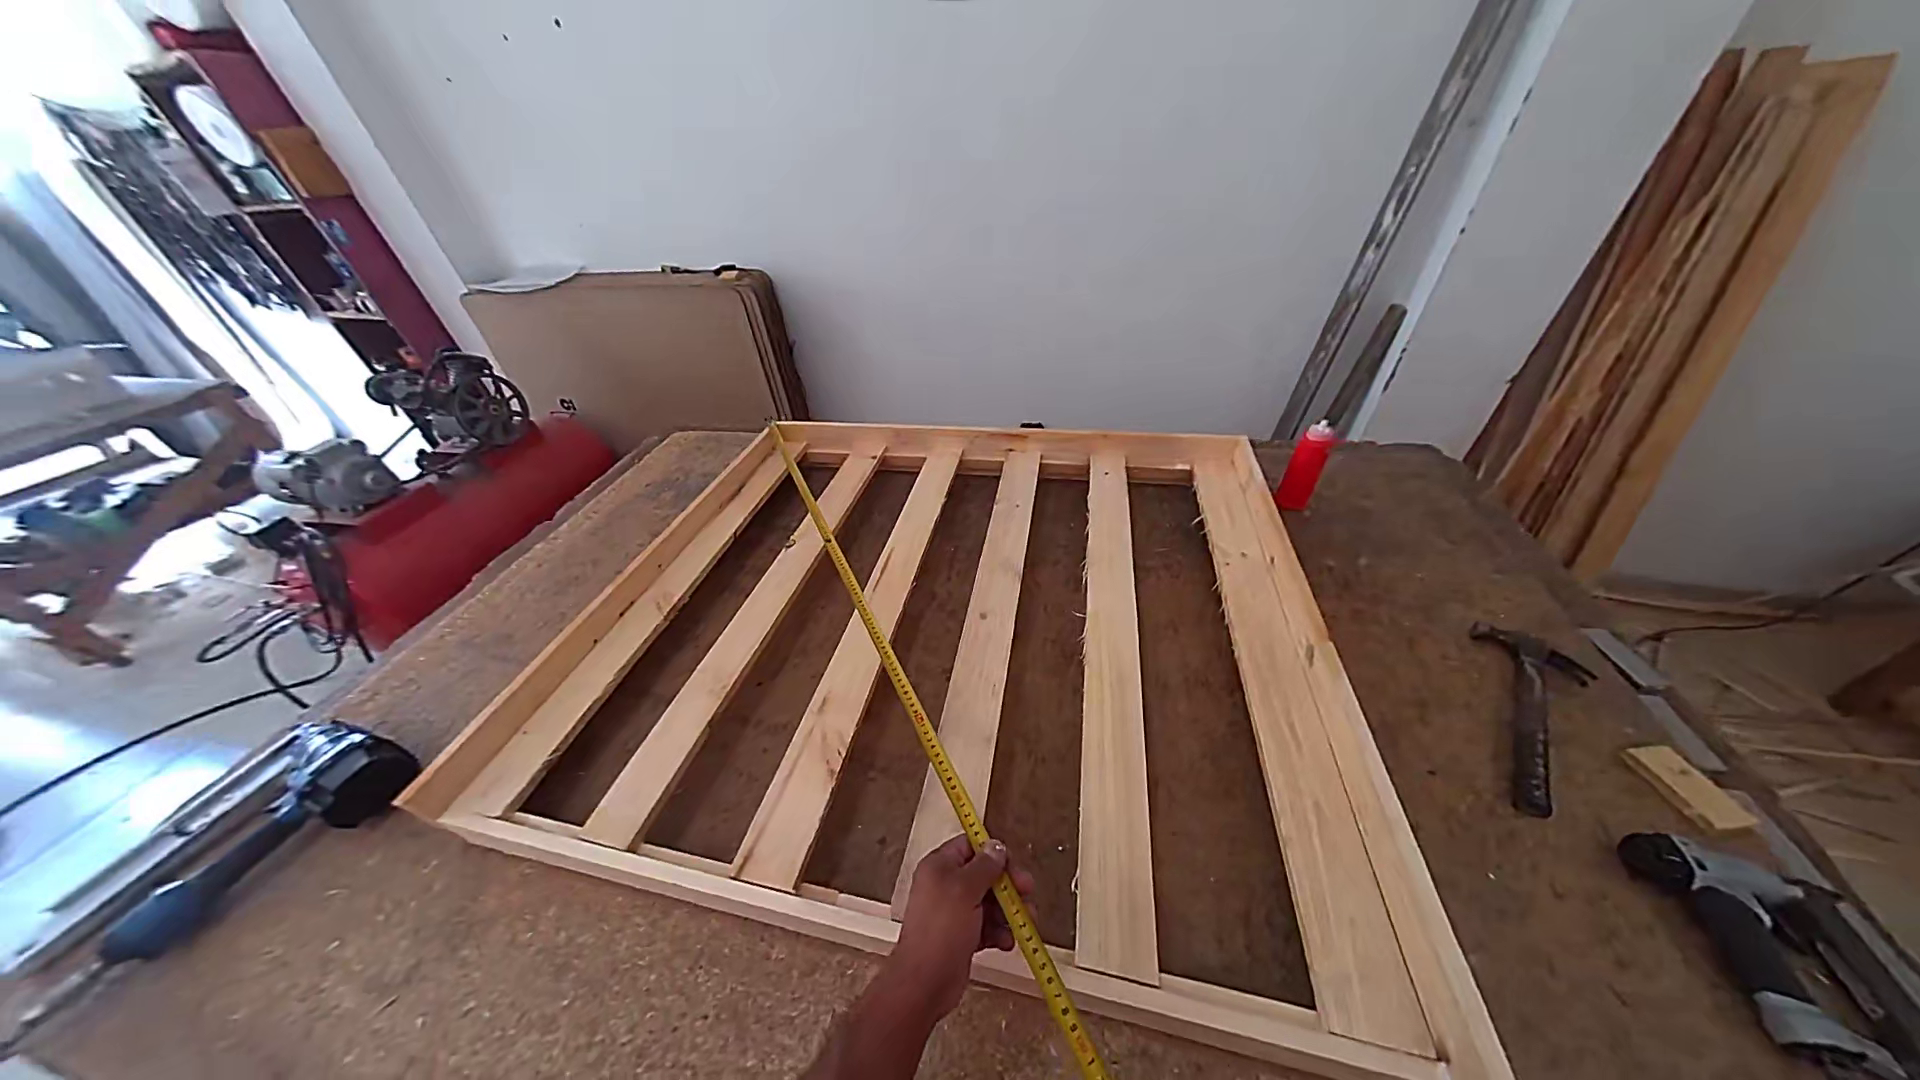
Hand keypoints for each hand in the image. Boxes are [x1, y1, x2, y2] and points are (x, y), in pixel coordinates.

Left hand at [884, 835, 1035, 1020]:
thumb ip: (984, 866)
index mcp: (940, 866)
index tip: (1012, 865)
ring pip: (989, 902)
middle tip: (1027, 892)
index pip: (970, 846)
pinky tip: (1007, 942)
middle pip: (984, 875)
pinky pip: (986, 926)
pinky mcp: (962, 936)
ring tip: (1024, 923)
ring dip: (1009, 911)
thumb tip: (996, 846)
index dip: (992, 852)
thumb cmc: (941, 929)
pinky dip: (999, 932)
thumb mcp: (965, 889)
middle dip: (1008, 885)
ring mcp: (955, 912)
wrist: (925, 983)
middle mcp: (946, 885)